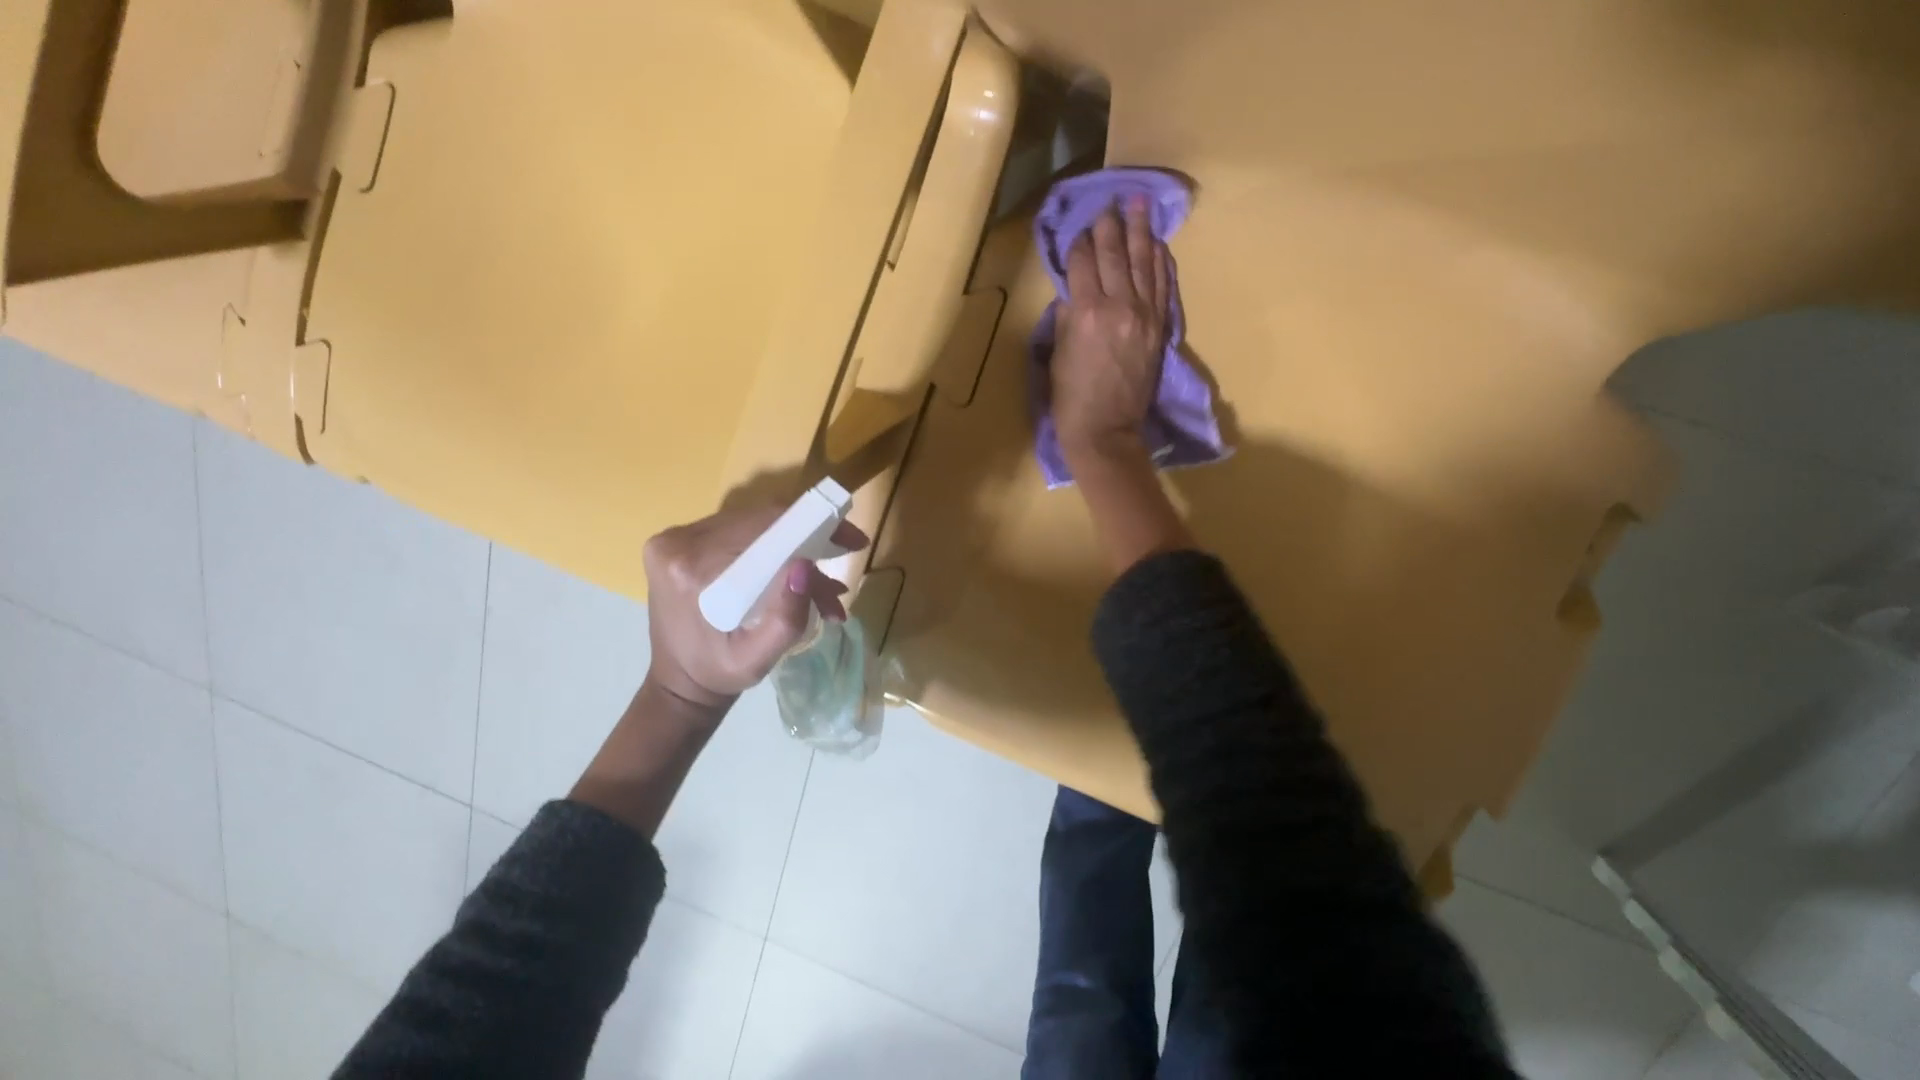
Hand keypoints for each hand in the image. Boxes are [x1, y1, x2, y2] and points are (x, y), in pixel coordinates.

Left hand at [641, 502, 869, 710]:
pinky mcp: (681, 540)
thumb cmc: (718, 673)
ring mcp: (676, 537)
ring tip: (824, 584)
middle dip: (809, 537)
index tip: (851, 539)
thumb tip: (805, 565)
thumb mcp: (757, 659)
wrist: (679, 680)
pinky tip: (795, 572)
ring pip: (753, 523)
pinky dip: (773, 546)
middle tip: (846, 553)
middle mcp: (678, 542)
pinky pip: (738, 530)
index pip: (762, 527)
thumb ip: (785, 619)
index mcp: (691, 567)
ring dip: (794, 545)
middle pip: (759, 520)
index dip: (812, 525)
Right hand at [1051, 197, 1174, 458]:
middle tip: (1111, 199)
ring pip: (1143, 263)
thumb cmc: (1070, 398)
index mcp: (1086, 311)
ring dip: (1141, 231)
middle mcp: (1118, 306)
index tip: (1079, 223)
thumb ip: (1067, 317)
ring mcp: (1144, 315)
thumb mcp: (1057, 354)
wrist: (1106, 431)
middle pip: (1114, 255)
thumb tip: (1075, 291)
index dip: (1078, 241)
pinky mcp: (1158, 328)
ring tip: (1140, 205)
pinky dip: (1160, 262)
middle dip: (1110, 225)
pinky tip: (1158, 243)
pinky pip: (1162, 286)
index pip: (1081, 262)